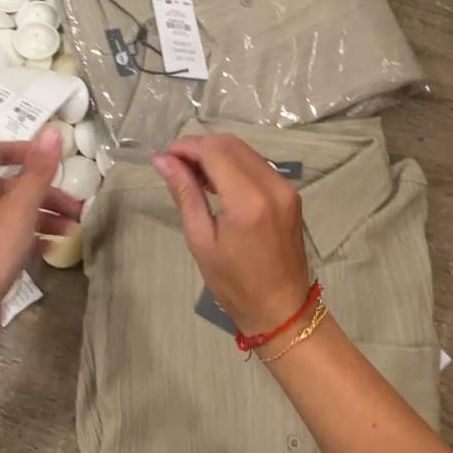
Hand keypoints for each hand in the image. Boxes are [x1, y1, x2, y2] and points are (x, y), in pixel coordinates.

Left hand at [0, 129, 78, 336]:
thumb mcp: (18, 210)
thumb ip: (37, 172)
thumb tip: (53, 131)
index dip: (21, 150)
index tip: (51, 160)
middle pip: (12, 186)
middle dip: (45, 191)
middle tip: (76, 206)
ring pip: (16, 215)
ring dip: (45, 216)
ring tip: (73, 230)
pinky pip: (13, 241)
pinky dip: (34, 240)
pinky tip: (52, 251)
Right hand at [152, 134, 312, 335]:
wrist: (282, 309)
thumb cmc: (234, 283)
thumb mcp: (201, 240)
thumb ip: (185, 194)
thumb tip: (162, 161)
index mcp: (247, 200)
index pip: (213, 150)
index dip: (186, 147)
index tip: (164, 157)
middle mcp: (271, 185)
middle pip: (230, 143)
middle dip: (199, 146)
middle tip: (174, 165)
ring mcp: (285, 187)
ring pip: (244, 150)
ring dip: (216, 153)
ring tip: (192, 175)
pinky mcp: (290, 193)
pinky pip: (257, 164)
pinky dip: (233, 164)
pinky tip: (216, 183)